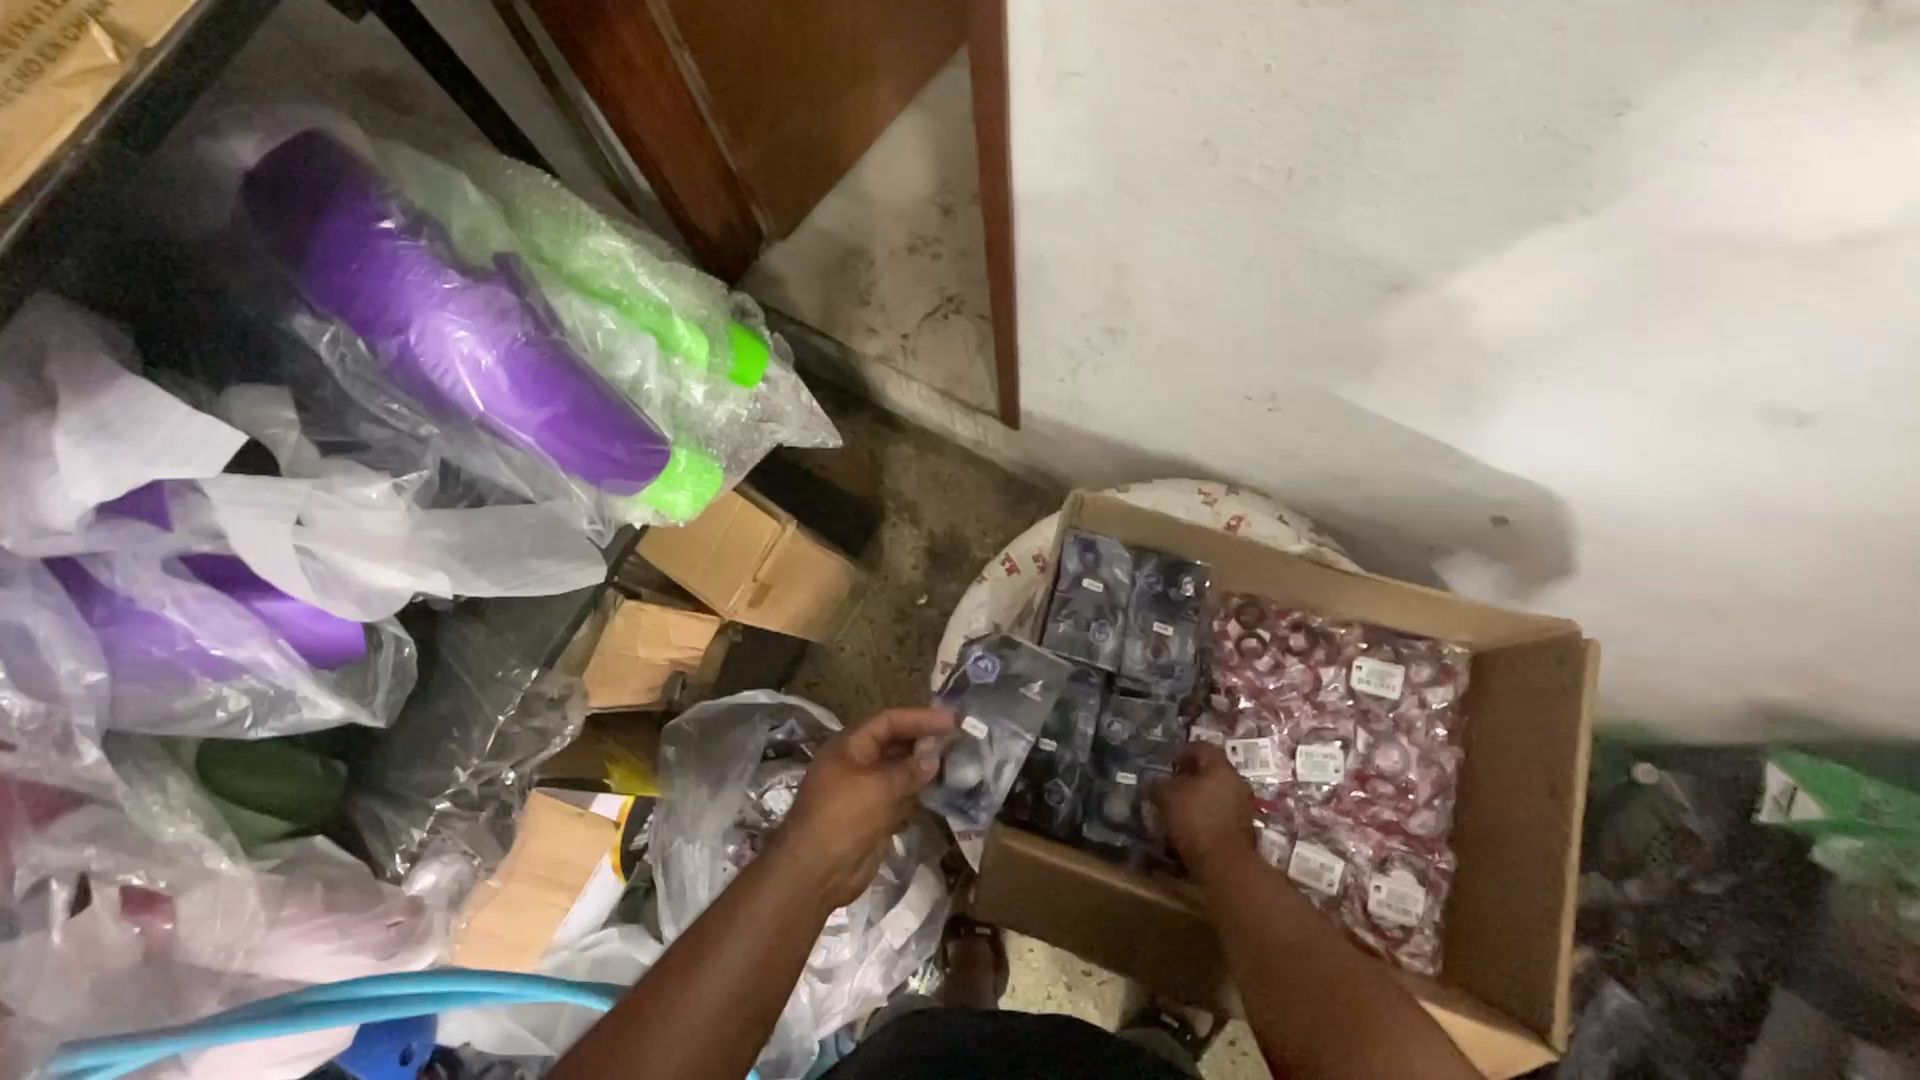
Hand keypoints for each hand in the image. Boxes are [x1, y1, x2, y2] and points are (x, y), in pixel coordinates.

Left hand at [772, 707, 955, 907]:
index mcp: (849, 747)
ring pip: (900, 772)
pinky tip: (942, 791)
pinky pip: (901, 798)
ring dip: (925, 768)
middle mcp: (857, 764)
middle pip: (895, 744)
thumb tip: (933, 758)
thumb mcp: (878, 787)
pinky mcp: (875, 817)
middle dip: (924, 740)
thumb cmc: (842, 818)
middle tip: (960, 739)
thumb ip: (909, 770)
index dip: (920, 717)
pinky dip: (919, 793)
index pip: (889, 721)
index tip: (953, 719)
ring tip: (958, 762)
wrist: (815, 873)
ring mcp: (865, 792)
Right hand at [1153, 742, 1258, 882]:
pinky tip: (1193, 825)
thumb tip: (1150, 783)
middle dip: (1191, 776)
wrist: (1225, 863)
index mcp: (1220, 767)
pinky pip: (1223, 810)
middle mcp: (1237, 781)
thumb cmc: (1194, 820)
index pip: (1202, 747)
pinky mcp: (1245, 826)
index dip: (1182, 753)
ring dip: (1200, 796)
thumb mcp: (1166, 798)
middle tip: (1172, 787)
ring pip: (1218, 791)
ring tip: (1180, 808)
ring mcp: (1244, 804)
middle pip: (1212, 770)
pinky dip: (1208, 813)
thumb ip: (1157, 785)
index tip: (1169, 766)